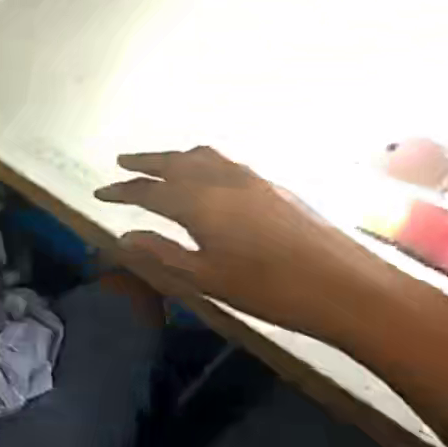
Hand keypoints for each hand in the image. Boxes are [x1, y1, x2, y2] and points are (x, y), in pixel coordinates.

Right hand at [96, 146, 447, 349]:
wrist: (347, 288)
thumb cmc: (269, 290)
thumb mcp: (206, 279)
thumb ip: (162, 254)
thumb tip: (125, 236)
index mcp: (201, 204)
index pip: (150, 191)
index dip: (122, 191)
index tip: (100, 193)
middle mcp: (224, 181)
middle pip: (176, 162)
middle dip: (146, 162)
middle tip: (122, 163)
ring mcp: (253, 180)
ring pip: (204, 156)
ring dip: (175, 157)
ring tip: (160, 164)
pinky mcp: (274, 187)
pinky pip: (226, 162)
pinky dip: (202, 162)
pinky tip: (206, 177)